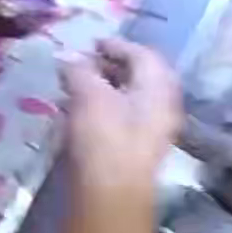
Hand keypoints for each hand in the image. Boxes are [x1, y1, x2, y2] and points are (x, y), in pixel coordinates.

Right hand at [60, 38, 180, 197]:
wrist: (110, 190)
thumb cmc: (104, 138)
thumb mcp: (89, 97)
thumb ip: (80, 71)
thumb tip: (69, 56)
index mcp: (159, 90)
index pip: (145, 56)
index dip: (118, 44)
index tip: (91, 42)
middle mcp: (162, 105)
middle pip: (141, 74)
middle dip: (112, 64)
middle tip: (82, 60)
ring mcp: (151, 127)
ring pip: (130, 94)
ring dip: (105, 83)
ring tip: (75, 82)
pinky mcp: (134, 144)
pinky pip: (122, 112)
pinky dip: (103, 101)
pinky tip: (80, 107)